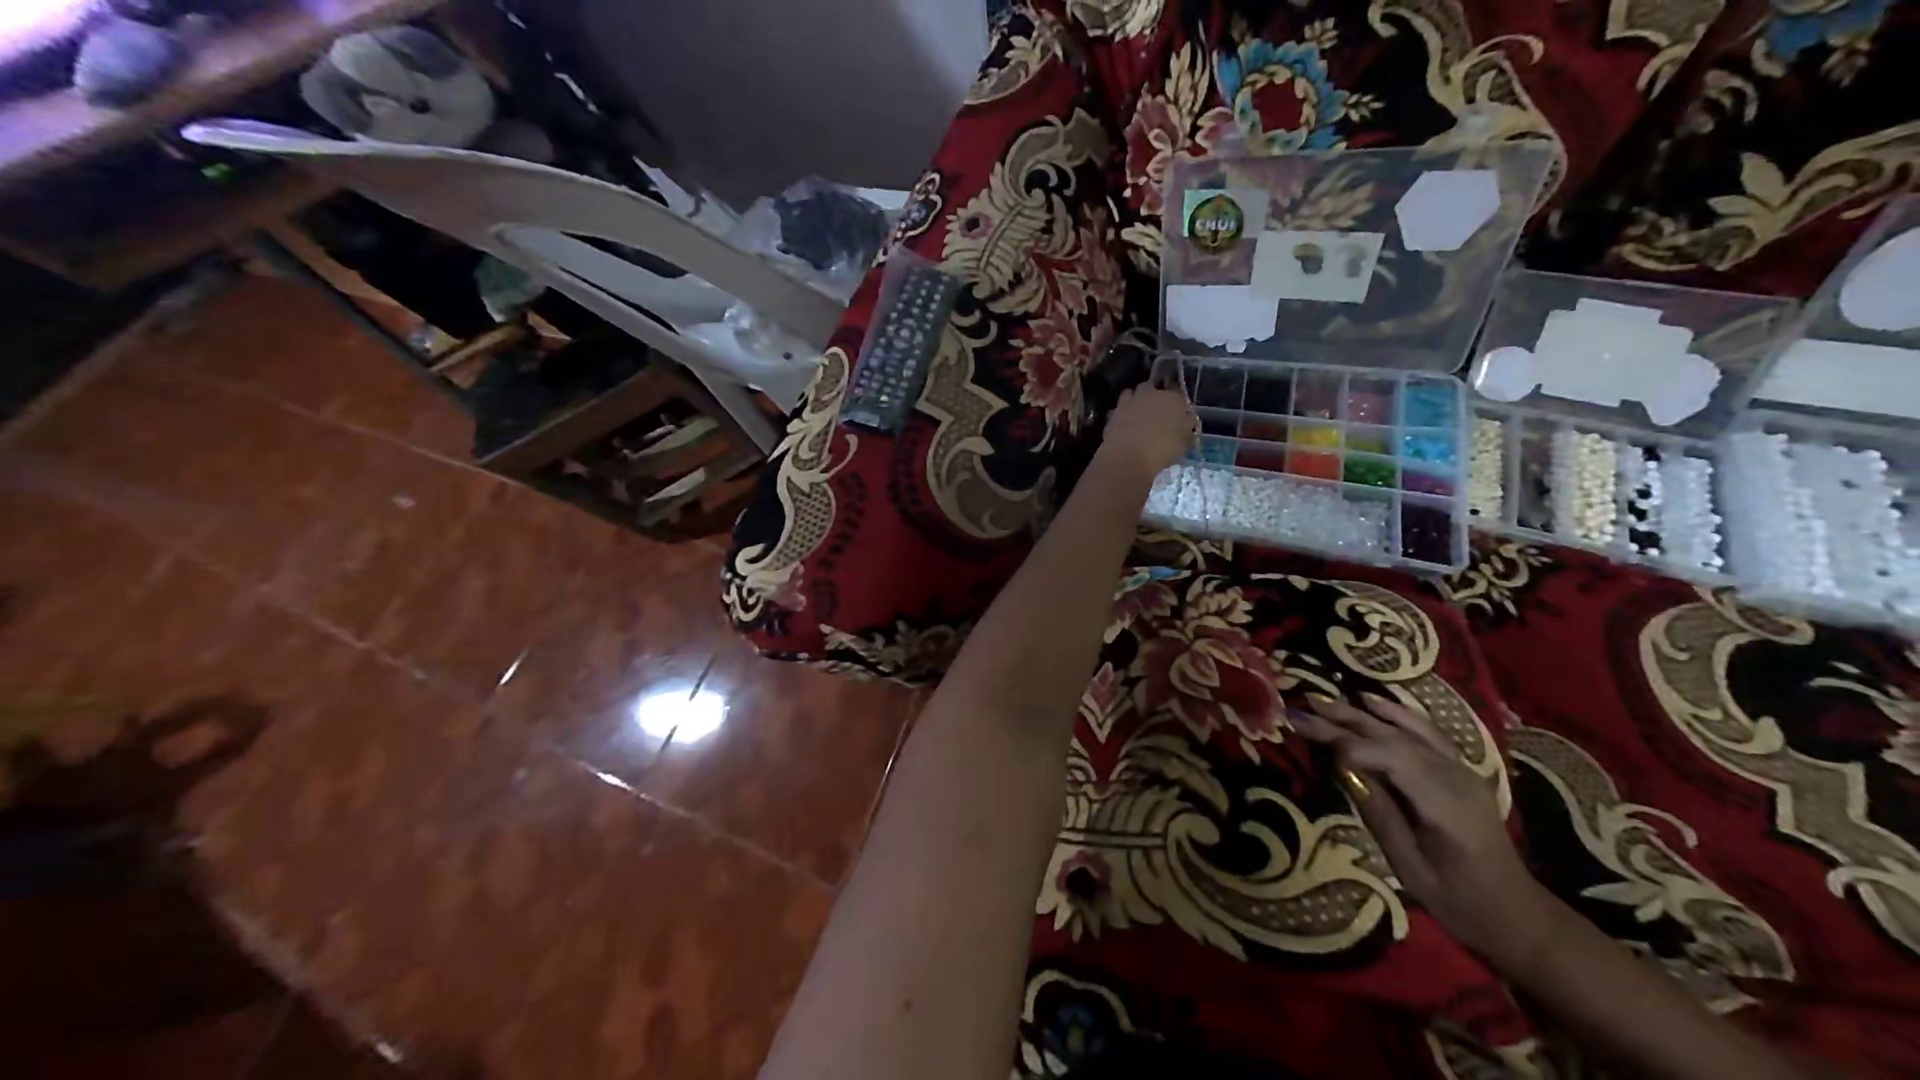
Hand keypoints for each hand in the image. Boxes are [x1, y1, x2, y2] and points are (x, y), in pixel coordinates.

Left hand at [1098, 386, 1195, 478]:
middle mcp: (1150, 394)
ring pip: (1132, 394)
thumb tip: (1186, 422)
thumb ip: (1185, 428)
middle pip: (1152, 389)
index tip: (1177, 414)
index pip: (1177, 393)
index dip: (1177, 403)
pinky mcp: (1112, 413)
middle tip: (1156, 414)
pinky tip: (1125, 426)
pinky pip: (1119, 409)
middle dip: (1154, 397)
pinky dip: (1122, 415)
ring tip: (1138, 417)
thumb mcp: (1183, 443)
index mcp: (1172, 398)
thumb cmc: (1163, 449)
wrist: (1128, 455)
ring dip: (1135, 402)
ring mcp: (1129, 401)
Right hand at [1291, 693, 1562, 964]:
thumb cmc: (1458, 900)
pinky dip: (1396, 713)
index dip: (1349, 746)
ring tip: (1323, 699)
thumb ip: (1380, 813)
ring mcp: (1462, 770)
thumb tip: (1344, 769)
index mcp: (1446, 806)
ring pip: (1405, 730)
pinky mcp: (1459, 770)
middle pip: (1393, 739)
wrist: (1515, 912)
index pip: (1392, 758)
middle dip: (1344, 721)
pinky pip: (1425, 733)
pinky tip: (1372, 701)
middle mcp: (1456, 778)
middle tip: (1303, 707)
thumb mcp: (1410, 867)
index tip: (1310, 739)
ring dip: (1361, 712)